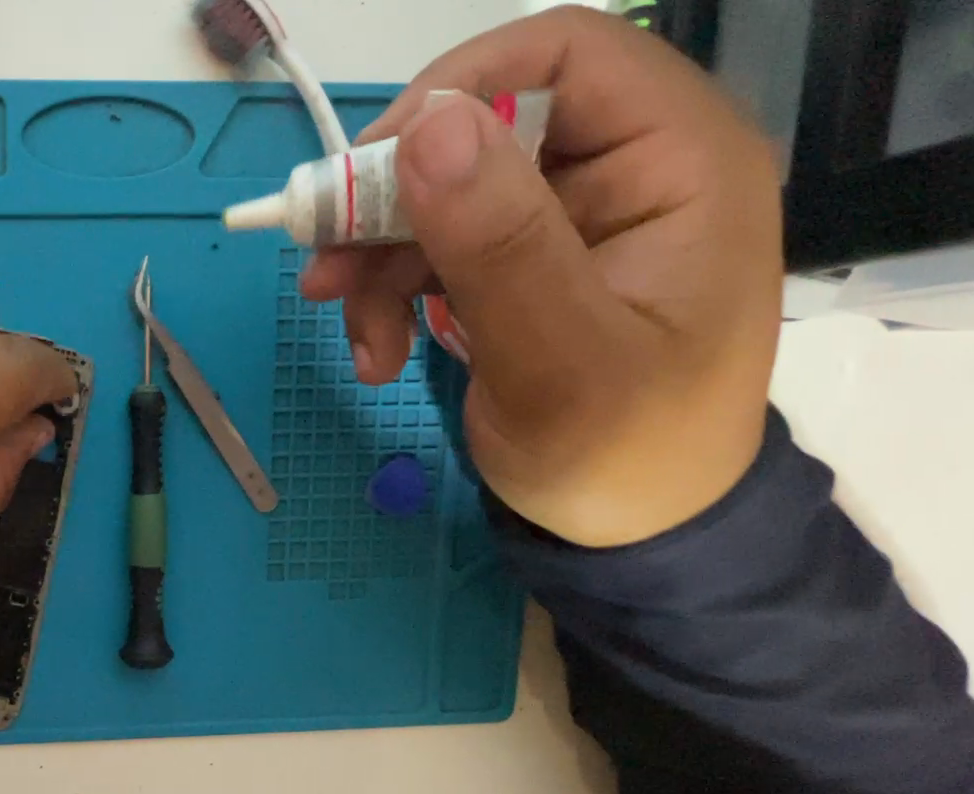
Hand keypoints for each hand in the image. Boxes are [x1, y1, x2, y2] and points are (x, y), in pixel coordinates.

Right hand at [303, 8, 782, 547]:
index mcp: (673, 163)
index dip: (452, 94)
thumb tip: (424, 127)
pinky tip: (376, 354)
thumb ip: (499, 241)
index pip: (561, 57)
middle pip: (478, 131)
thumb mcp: (557, 358)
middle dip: (388, 204)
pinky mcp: (520, 267)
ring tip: (358, 342)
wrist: (628, 530)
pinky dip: (388, 299)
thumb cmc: (617, 454)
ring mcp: (564, 223)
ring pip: (438, 197)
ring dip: (376, 266)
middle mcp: (620, 172)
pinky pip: (432, 253)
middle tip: (324, 272)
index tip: (367, 174)